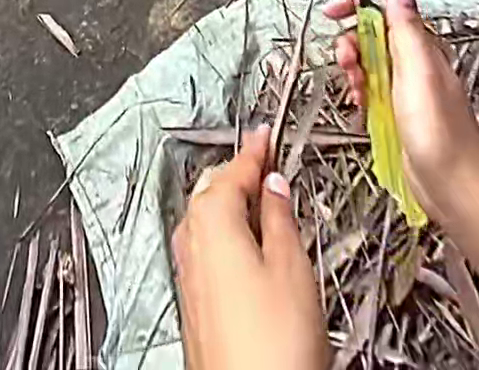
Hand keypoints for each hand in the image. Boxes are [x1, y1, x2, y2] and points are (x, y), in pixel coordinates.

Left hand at [172, 125, 328, 369]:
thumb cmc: (272, 344)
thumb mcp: (291, 267)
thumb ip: (279, 217)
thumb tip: (274, 185)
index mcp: (213, 217)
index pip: (236, 169)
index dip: (255, 149)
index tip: (264, 134)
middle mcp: (191, 235)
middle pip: (215, 187)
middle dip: (240, 172)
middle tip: (266, 162)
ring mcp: (187, 266)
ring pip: (207, 214)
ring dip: (231, 200)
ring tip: (260, 198)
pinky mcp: (192, 295)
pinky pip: (206, 242)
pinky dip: (225, 229)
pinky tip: (244, 243)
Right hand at [323, 0, 478, 221]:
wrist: (455, 189)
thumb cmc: (442, 135)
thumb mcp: (419, 72)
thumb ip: (406, 28)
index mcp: (423, 46)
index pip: (385, 8)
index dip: (357, 5)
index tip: (334, 12)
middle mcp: (414, 61)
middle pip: (371, 33)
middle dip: (352, 42)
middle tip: (348, 62)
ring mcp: (405, 85)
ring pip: (367, 59)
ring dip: (353, 68)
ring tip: (356, 87)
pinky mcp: (396, 107)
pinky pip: (368, 86)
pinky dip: (358, 90)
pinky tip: (360, 102)